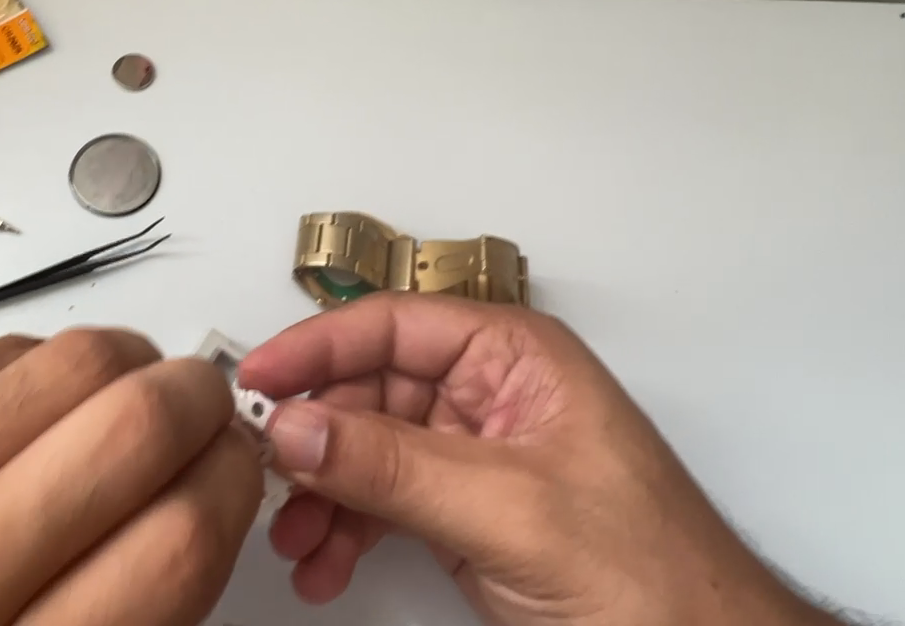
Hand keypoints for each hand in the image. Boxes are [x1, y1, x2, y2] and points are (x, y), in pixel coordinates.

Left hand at [0, 330, 262, 625]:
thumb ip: (129, 613)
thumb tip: (203, 499)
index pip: (174, 543)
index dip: (232, 489)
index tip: (237, 468)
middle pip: (135, 425)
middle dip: (201, 402)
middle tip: (205, 413)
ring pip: (74, 359)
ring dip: (133, 365)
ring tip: (131, 394)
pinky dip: (45, 372)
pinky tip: (33, 410)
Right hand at [236, 295, 837, 625]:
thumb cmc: (646, 578)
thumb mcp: (507, 510)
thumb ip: (392, 466)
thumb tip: (292, 429)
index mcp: (507, 354)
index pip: (390, 327)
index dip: (317, 347)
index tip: (257, 381)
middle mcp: (481, 389)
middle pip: (367, 388)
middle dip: (315, 437)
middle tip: (264, 474)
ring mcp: (467, 451)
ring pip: (365, 447)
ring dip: (322, 491)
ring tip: (294, 539)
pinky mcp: (459, 507)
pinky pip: (381, 497)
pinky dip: (346, 527)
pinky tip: (323, 562)